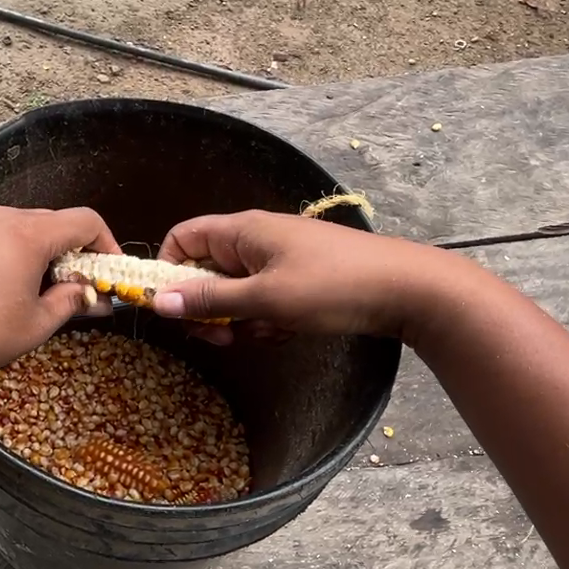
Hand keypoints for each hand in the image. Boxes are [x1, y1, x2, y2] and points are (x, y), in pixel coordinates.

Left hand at [0, 206, 118, 384]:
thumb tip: (95, 297)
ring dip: (47, 254)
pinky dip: (20, 255)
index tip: (109, 273)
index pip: (85, 221)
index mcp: (29, 233)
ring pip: (28, 229)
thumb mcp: (36, 323)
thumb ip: (71, 302)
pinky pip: (2, 237)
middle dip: (76, 253)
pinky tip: (12, 290)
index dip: (107, 245)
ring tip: (46, 294)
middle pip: (56, 222)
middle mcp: (4, 218)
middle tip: (82, 289)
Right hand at [150, 210, 466, 342]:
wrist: (409, 290)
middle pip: (204, 270)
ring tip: (262, 334)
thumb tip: (158, 301)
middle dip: (206, 307)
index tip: (173, 308)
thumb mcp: (266, 298)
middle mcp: (253, 240)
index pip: (181, 239)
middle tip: (219, 336)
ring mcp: (275, 259)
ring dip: (237, 319)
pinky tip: (285, 332)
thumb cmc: (333, 287)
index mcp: (240, 231)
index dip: (168, 271)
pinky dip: (264, 319)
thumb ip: (210, 300)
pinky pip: (260, 299)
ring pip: (232, 291)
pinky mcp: (295, 279)